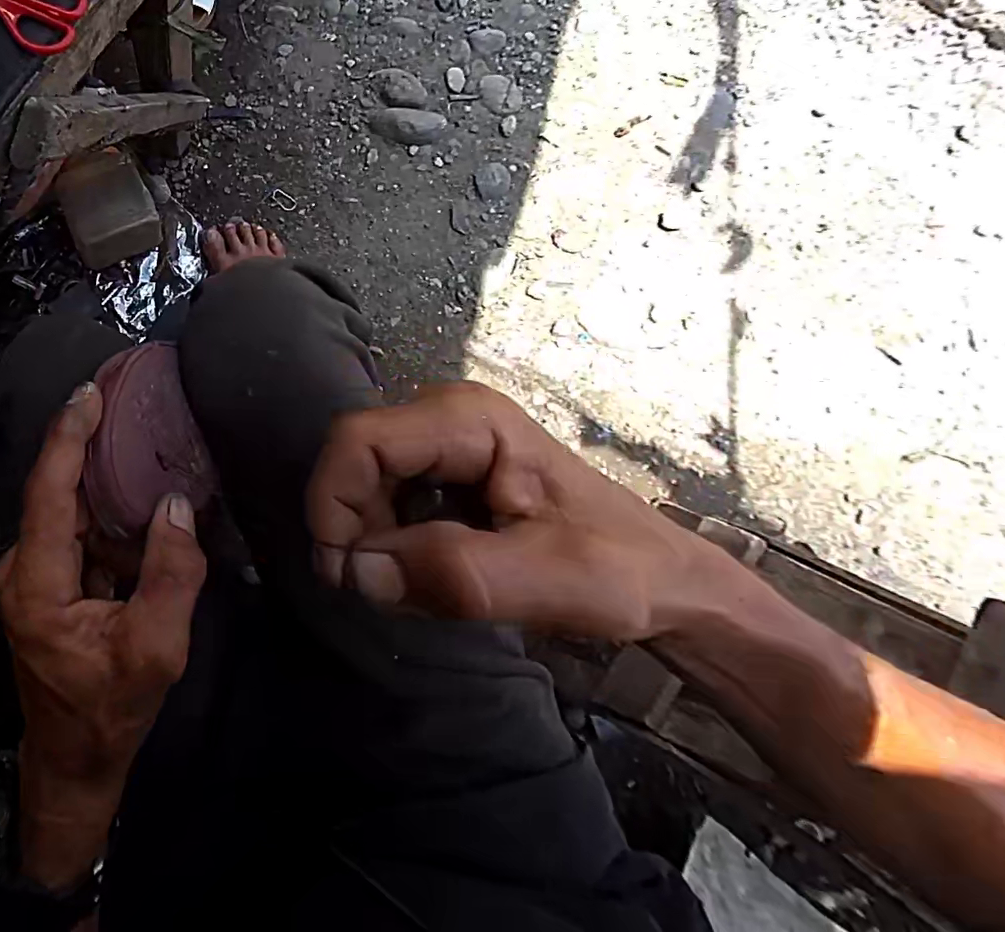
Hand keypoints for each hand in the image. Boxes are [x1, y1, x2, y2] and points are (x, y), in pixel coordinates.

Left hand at [0, 381, 206, 887]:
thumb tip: (178, 506)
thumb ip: (172, 575)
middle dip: (90, 446)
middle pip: (55, 492)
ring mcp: (31, 576)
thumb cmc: (109, 710)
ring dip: (103, 480)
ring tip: (143, 443)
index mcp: (36, 584)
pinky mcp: (45, 583)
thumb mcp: (155, 650)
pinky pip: (76, 532)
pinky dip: (105, 513)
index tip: (89, 393)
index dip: (67, 438)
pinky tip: (138, 500)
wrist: (74, 759)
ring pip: (68, 510)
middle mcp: (22, 570)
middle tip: (127, 404)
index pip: (47, 492)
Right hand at [306, 381, 742, 640]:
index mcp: (471, 421)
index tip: (344, 573)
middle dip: (352, 528)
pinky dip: (382, 541)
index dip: (334, 502)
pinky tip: (415, 570)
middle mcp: (444, 416)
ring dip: (366, 540)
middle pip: (353, 461)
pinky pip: (379, 497)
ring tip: (406, 585)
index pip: (359, 441)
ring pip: (360, 481)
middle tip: (379, 589)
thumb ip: (457, 574)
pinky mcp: (438, 467)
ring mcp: (439, 440)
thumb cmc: (627, 572)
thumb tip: (357, 572)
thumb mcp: (556, 582)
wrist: (670, 580)